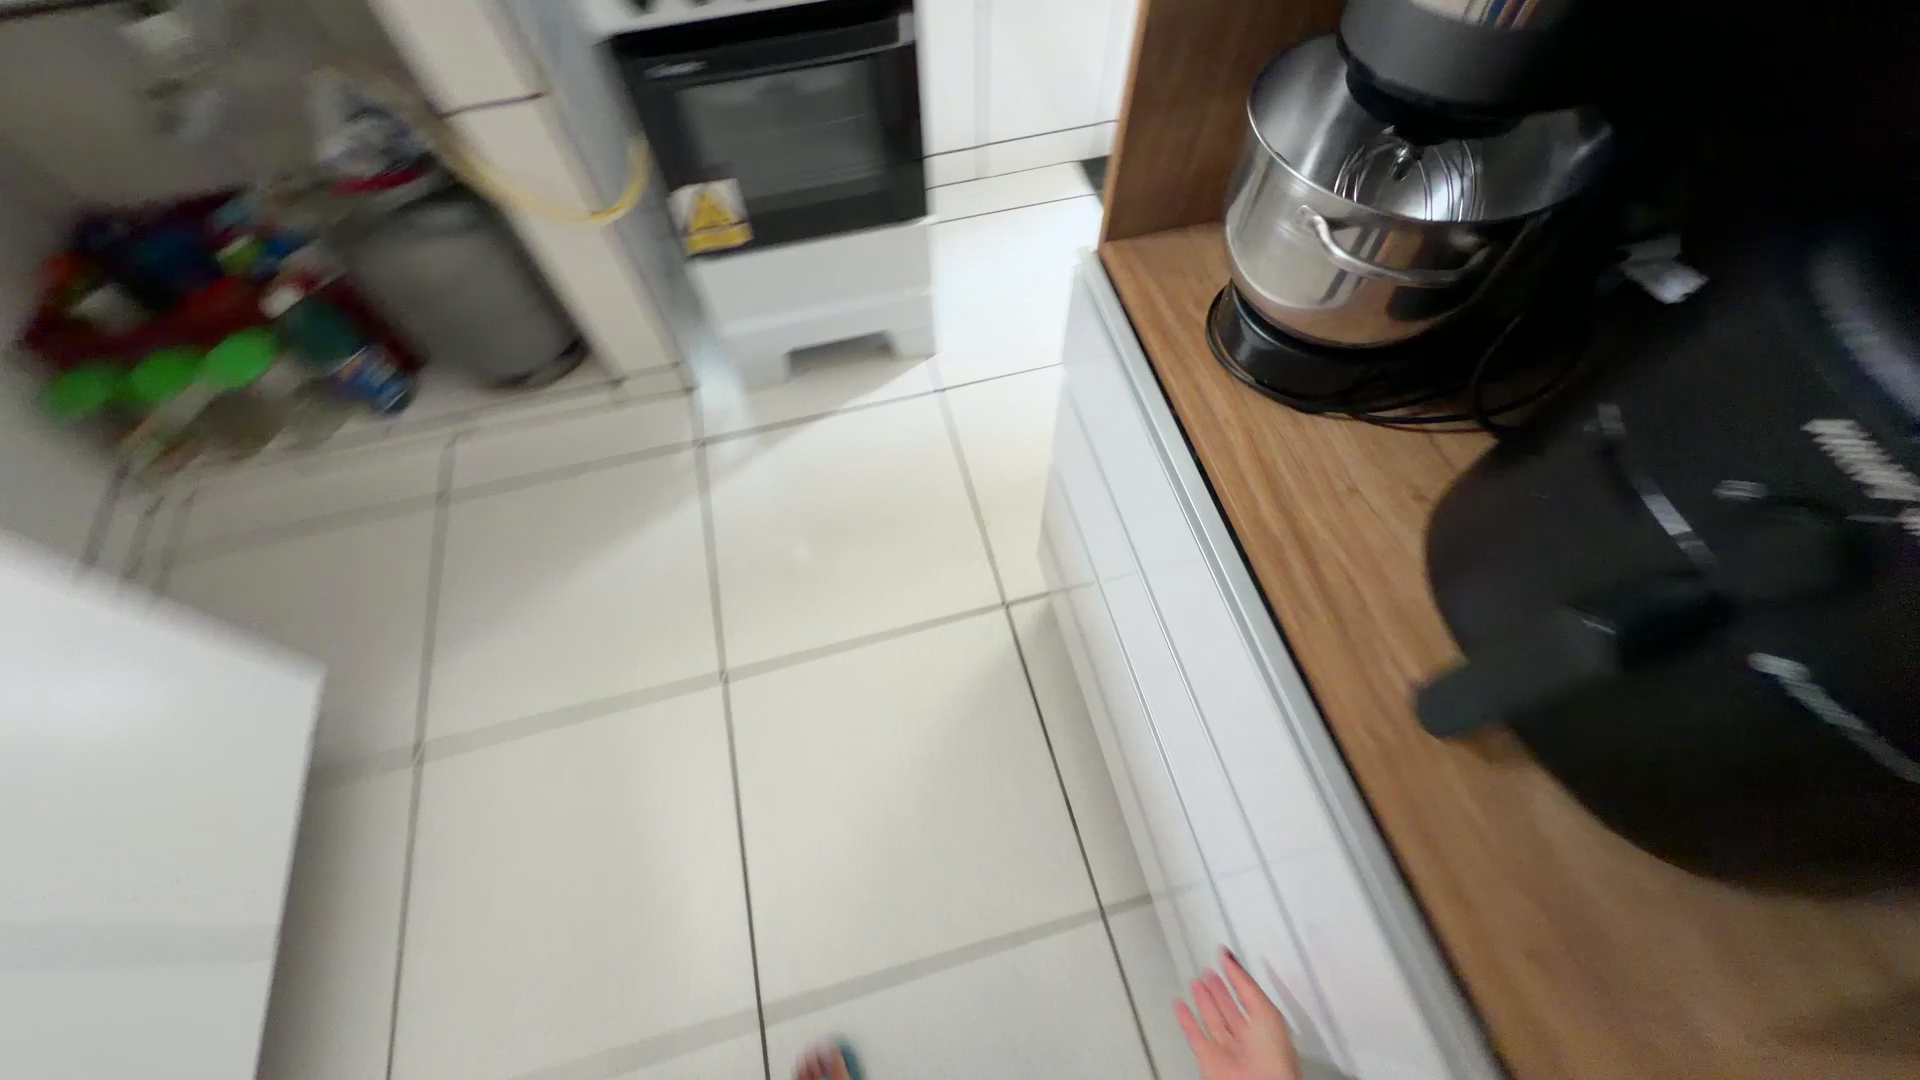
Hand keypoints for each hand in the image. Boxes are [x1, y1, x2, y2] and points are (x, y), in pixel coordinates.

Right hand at [1174, 949, 1301, 1079]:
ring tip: (1195, 982)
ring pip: (1212, 1019)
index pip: (1248, 996)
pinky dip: (1186, 1019)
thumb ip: (1245, 983)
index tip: (1226, 960)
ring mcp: (1228, 1048)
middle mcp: (1247, 1038)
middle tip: (1209, 971)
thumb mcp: (1265, 1010)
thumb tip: (1228, 956)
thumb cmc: (1273, 1059)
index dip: (1237, 977)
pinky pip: (1195, 1035)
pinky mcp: (1209, 1057)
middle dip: (1218, 989)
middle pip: (1229, 1008)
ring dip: (1202, 1000)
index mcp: (1264, 1027)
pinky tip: (1180, 1005)